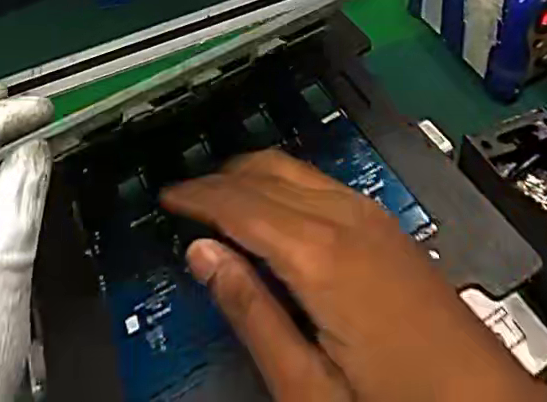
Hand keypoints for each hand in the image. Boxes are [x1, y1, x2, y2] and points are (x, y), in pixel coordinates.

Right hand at [161, 150, 546, 401]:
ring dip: (249, 173)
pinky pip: (317, 180)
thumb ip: (250, 312)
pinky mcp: (382, 220)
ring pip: (291, 167)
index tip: (165, 196)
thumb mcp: (309, 388)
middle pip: (264, 172)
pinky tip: (270, 206)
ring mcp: (366, 212)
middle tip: (184, 196)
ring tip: (217, 196)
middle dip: (219, 177)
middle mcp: (341, 214)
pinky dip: (280, 180)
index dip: (197, 196)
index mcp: (318, 253)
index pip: (240, 204)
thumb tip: (201, 252)